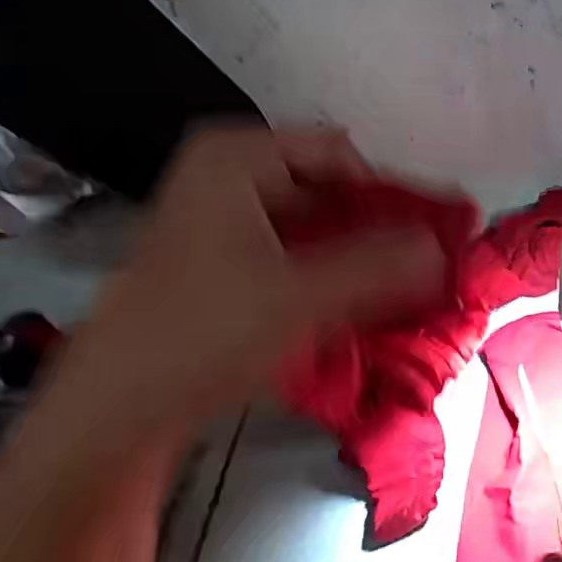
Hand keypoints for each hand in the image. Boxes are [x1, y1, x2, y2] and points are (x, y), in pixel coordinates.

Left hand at [56, 127, 445, 423]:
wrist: (119, 406)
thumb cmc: (204, 332)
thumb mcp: (301, 295)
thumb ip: (378, 267)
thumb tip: (442, 251)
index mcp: (236, 159)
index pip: (339, 156)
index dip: (394, 192)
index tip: (440, 231)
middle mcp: (225, 180)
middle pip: (325, 193)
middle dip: (379, 232)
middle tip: (432, 268)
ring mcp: (218, 226)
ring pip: (309, 232)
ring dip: (357, 262)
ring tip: (410, 294)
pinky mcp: (219, 271)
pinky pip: (289, 262)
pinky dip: (327, 282)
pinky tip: (361, 312)